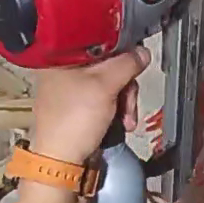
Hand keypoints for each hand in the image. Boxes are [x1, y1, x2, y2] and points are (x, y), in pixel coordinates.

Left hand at [27, 46, 150, 162]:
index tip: (134, 63)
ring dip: (126, 102)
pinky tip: (122, 123)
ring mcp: (73, 90)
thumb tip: (144, 51)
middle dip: (126, 87)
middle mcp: (64, 71)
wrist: (62, 161)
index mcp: (60, 58)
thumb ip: (127, 64)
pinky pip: (108, 99)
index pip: (97, 40)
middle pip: (109, 66)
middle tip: (128, 103)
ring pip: (112, 84)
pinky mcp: (81, 107)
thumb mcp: (105, 86)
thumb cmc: (75, 118)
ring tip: (127, 120)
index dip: (120, 50)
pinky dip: (119, 110)